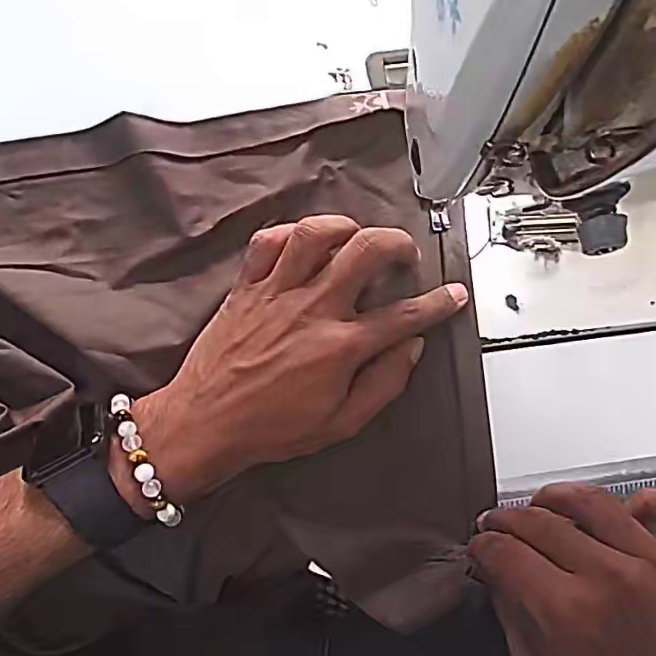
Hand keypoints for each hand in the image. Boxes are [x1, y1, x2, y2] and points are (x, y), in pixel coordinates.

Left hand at [114, 215, 469, 508]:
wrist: (205, 423)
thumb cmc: (268, 428)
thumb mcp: (340, 423)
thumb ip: (383, 384)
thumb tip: (409, 350)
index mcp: (339, 347)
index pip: (404, 315)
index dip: (437, 302)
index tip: (450, 296)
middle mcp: (311, 310)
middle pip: (366, 251)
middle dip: (397, 243)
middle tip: (403, 255)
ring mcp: (276, 293)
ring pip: (316, 234)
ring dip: (345, 227)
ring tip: (357, 238)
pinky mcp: (246, 288)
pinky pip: (267, 242)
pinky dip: (290, 233)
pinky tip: (303, 243)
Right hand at [470, 484, 655, 655]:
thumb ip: (516, 628)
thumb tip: (500, 583)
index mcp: (567, 616)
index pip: (503, 550)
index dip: (481, 547)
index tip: (479, 550)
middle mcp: (613, 581)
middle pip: (540, 519)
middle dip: (506, 521)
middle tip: (498, 530)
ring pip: (596, 501)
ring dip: (557, 499)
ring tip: (545, 509)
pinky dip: (652, 502)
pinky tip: (630, 515)